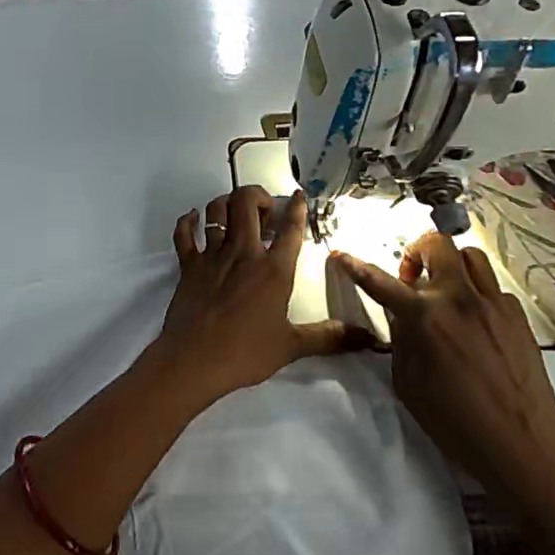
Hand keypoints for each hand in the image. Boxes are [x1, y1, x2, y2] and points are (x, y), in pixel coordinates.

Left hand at [150, 187, 369, 405]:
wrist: (195, 359)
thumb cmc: (246, 352)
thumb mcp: (292, 346)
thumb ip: (329, 337)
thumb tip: (369, 338)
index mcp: (273, 270)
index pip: (290, 230)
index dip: (296, 208)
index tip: (298, 196)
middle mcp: (243, 253)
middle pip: (247, 203)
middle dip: (258, 196)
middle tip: (266, 210)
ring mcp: (213, 255)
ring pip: (217, 211)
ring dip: (227, 203)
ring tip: (236, 212)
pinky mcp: (188, 264)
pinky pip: (185, 233)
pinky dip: (188, 221)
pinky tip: (193, 218)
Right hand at [332, 234, 554, 507]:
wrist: (523, 449)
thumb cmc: (456, 422)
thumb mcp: (408, 382)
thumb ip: (401, 340)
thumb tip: (402, 318)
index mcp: (425, 317)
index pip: (379, 281)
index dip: (355, 265)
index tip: (341, 255)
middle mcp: (459, 299)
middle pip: (436, 244)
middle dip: (417, 251)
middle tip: (411, 277)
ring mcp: (493, 305)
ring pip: (470, 255)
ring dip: (451, 264)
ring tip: (445, 288)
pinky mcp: (519, 318)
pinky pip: (494, 287)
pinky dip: (479, 293)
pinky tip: (476, 319)